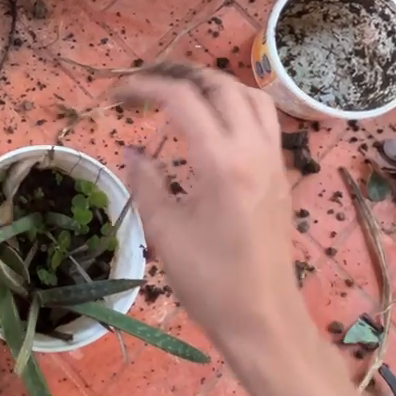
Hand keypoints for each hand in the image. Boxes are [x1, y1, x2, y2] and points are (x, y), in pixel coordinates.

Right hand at [115, 64, 305, 355]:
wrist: (264, 321)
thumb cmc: (210, 282)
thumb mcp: (165, 230)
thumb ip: (146, 181)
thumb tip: (133, 151)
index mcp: (222, 162)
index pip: (181, 99)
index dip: (144, 87)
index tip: (115, 95)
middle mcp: (254, 149)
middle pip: (218, 85)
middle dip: (177, 75)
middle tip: (142, 84)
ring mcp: (273, 159)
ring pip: (248, 95)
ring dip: (211, 84)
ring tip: (177, 93)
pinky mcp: (280, 173)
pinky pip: (262, 118)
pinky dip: (233, 104)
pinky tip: (210, 122)